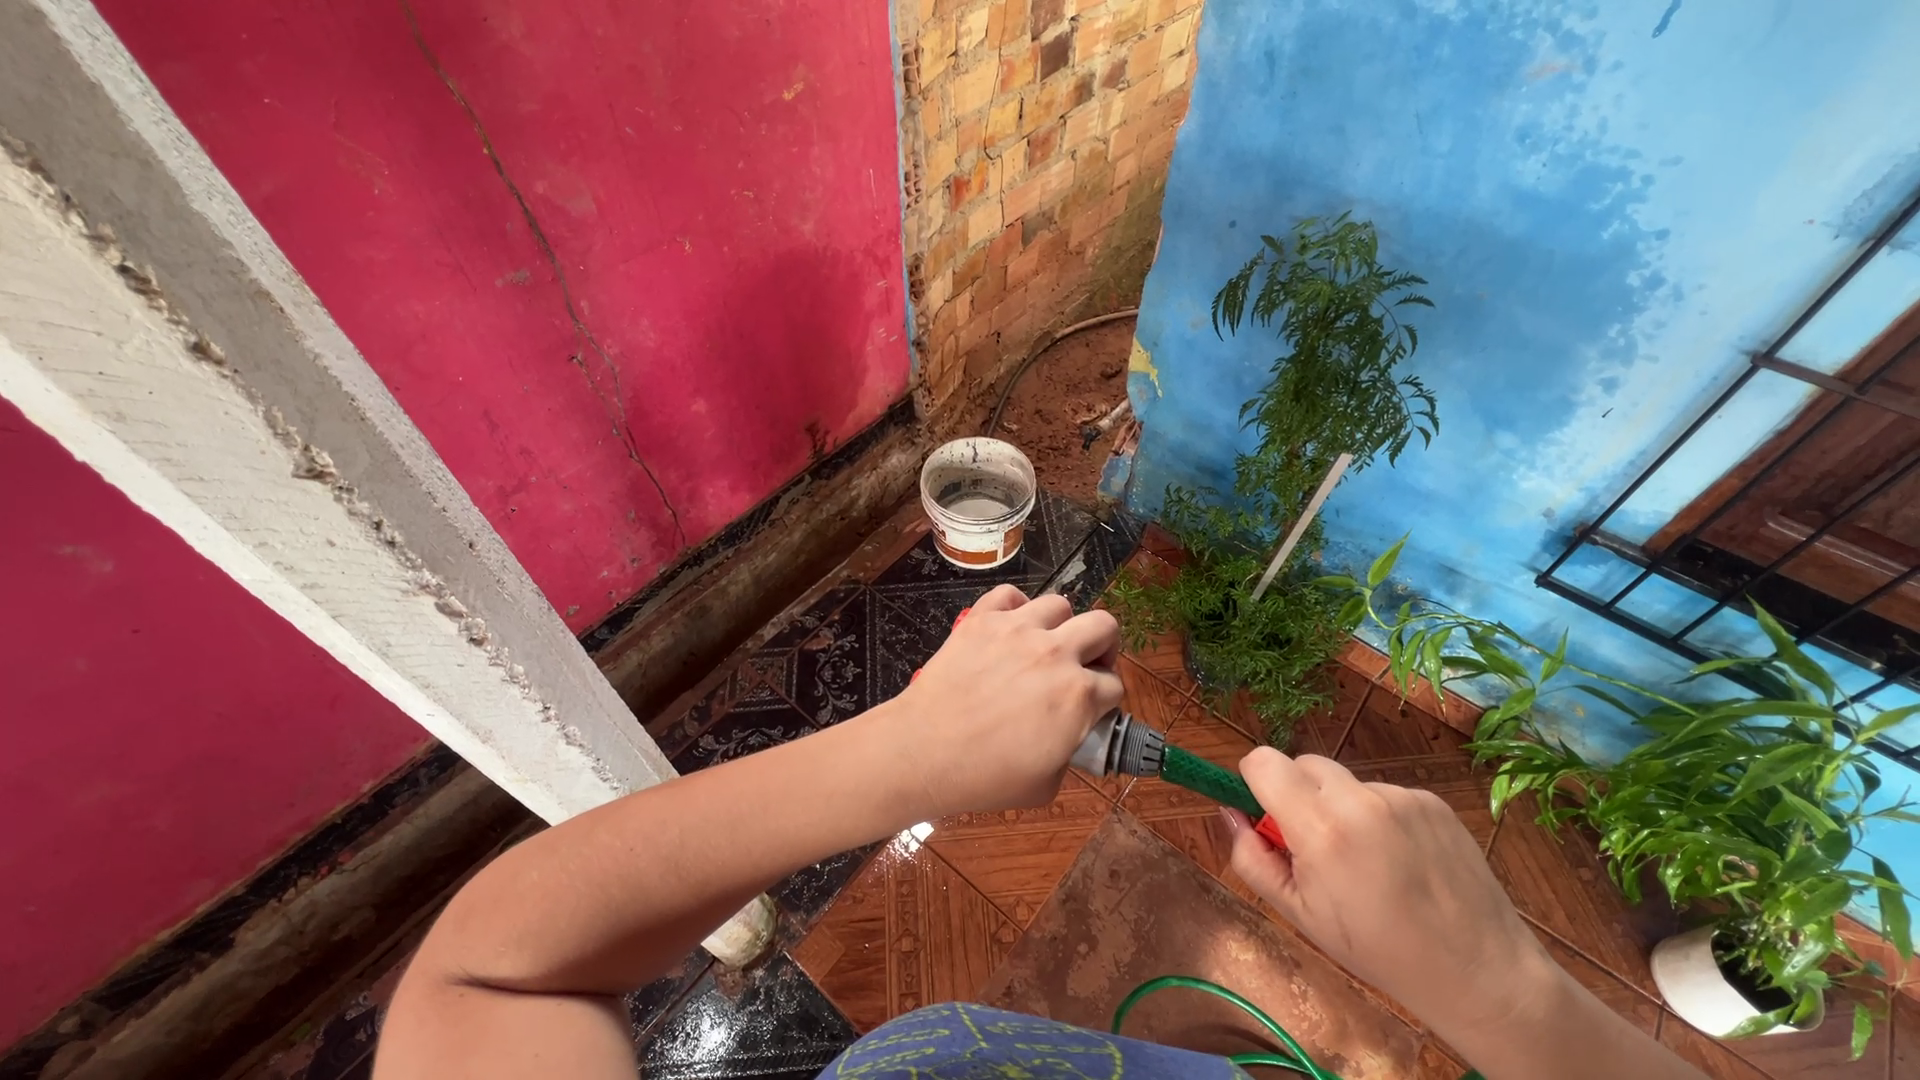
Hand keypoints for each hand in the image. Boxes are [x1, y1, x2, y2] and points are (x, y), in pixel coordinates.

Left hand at [877, 584, 1122, 817]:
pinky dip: (1015, 607)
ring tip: (1046, 644)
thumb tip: (1068, 738)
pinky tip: (1011, 627)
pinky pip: (1009, 595)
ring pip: (1060, 604)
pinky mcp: (982, 620)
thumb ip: (1069, 753)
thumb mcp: (1045, 785)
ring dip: (1061, 625)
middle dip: (1103, 646)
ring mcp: (1017, 630)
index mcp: (1078, 696)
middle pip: (1104, 626)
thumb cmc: (984, 777)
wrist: (923, 752)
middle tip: (1087, 664)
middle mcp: (1055, 653)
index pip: (1115, 684)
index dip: (1106, 697)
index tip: (1093, 705)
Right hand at [1225, 748, 1564, 1045]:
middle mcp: (1359, 800)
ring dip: (1340, 807)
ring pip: (1344, 783)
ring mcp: (1401, 796)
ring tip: (1368, 862)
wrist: (1481, 973)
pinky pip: (1383, 794)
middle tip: (1314, 845)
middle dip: (1297, 794)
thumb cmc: (1377, 949)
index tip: (1265, 814)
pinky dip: (1379, 817)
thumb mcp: (1299, 914)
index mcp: (1320, 829)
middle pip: (1302, 764)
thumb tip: (1229, 812)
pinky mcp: (1432, 800)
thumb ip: (1251, 858)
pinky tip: (1401, 860)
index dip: (1255, 781)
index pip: (1263, 761)